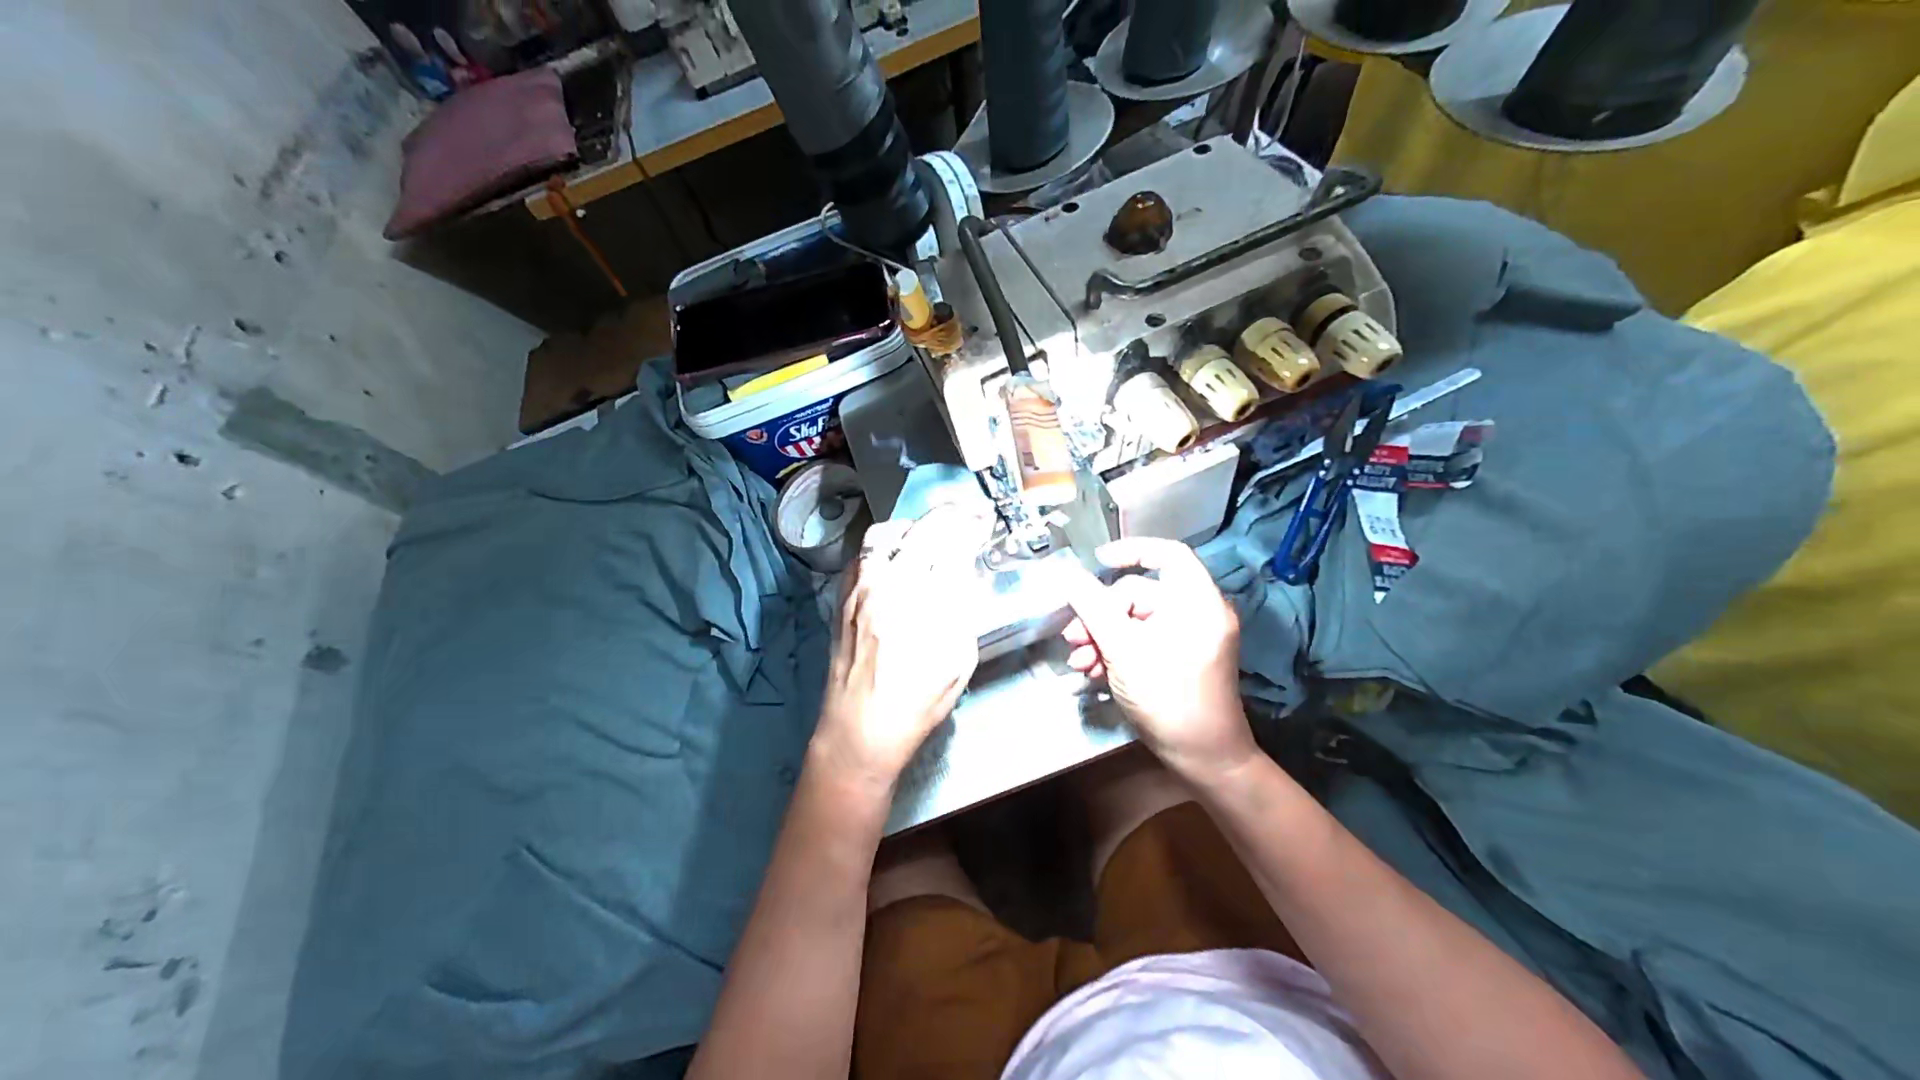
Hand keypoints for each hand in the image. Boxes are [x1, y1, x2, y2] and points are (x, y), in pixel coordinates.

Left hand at [812, 504, 990, 789]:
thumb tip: (964, 573)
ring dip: (912, 526)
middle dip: (946, 519)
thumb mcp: (958, 659)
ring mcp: (857, 589)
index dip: (971, 526)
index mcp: (920, 602)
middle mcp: (885, 586)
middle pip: (917, 531)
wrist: (859, 730)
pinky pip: (860, 555)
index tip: (982, 521)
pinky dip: (883, 545)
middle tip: (963, 519)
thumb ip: (963, 608)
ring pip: (883, 535)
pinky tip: (895, 555)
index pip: (950, 543)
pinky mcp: (840, 598)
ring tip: (929, 533)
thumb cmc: (916, 703)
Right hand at [1063, 538, 1257, 783]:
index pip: (1168, 554)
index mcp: (1197, 601)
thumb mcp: (1123, 649)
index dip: (1131, 551)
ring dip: (1101, 638)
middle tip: (1072, 637)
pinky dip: (1117, 652)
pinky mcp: (1180, 660)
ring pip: (1135, 621)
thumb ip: (1093, 607)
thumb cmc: (1169, 697)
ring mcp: (1190, 638)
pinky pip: (1143, 642)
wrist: (1204, 758)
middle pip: (1140, 594)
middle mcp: (1197, 613)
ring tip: (1080, 662)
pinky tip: (1093, 672)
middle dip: (1099, 615)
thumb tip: (1067, 575)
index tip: (1096, 562)